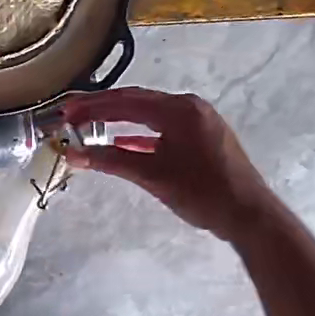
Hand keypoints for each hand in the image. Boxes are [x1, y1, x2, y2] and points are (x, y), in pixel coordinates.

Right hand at [60, 87, 285, 242]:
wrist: (249, 214)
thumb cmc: (203, 193)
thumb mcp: (153, 176)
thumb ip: (112, 161)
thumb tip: (74, 155)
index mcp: (179, 109)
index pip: (126, 101)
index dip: (92, 107)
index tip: (64, 113)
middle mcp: (190, 106)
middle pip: (138, 102)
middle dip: (102, 109)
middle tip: (71, 117)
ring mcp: (200, 120)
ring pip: (151, 115)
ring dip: (121, 120)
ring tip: (91, 127)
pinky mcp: (204, 137)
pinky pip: (165, 128)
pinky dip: (142, 135)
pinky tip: (124, 143)